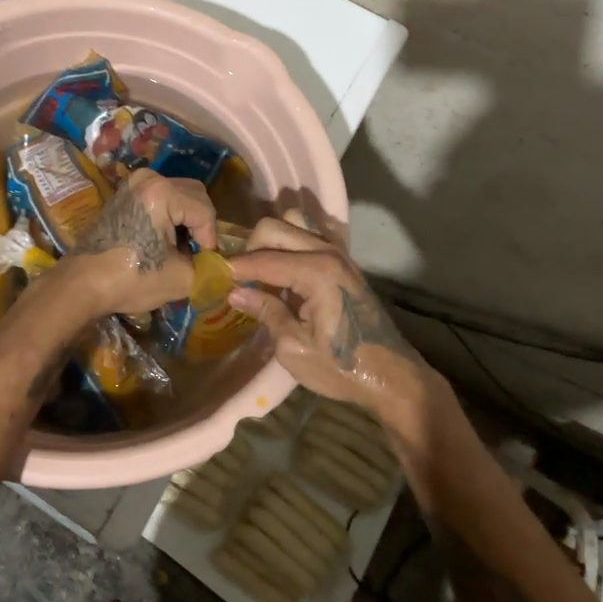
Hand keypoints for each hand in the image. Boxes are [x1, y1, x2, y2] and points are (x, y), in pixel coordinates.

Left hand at [57, 169, 215, 318]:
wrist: (81, 284)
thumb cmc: (131, 279)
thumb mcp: (181, 279)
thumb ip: (209, 269)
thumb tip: (221, 265)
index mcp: (162, 193)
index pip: (206, 211)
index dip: (210, 240)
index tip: (204, 263)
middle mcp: (149, 179)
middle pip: (195, 195)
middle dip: (200, 225)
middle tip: (196, 253)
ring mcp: (133, 184)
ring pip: (179, 194)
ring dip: (186, 220)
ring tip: (180, 250)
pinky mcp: (124, 194)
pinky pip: (160, 198)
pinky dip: (169, 216)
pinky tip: (163, 242)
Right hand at [227, 213, 435, 420]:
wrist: (391, 376)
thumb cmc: (342, 368)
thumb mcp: (294, 348)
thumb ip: (266, 313)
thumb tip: (235, 293)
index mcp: (316, 272)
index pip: (262, 260)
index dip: (235, 268)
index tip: (212, 276)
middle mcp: (327, 252)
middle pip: (274, 228)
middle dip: (250, 249)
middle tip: (238, 281)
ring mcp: (338, 253)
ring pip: (291, 225)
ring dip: (271, 243)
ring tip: (261, 276)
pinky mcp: (342, 261)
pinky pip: (307, 237)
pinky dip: (288, 247)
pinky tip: (282, 278)